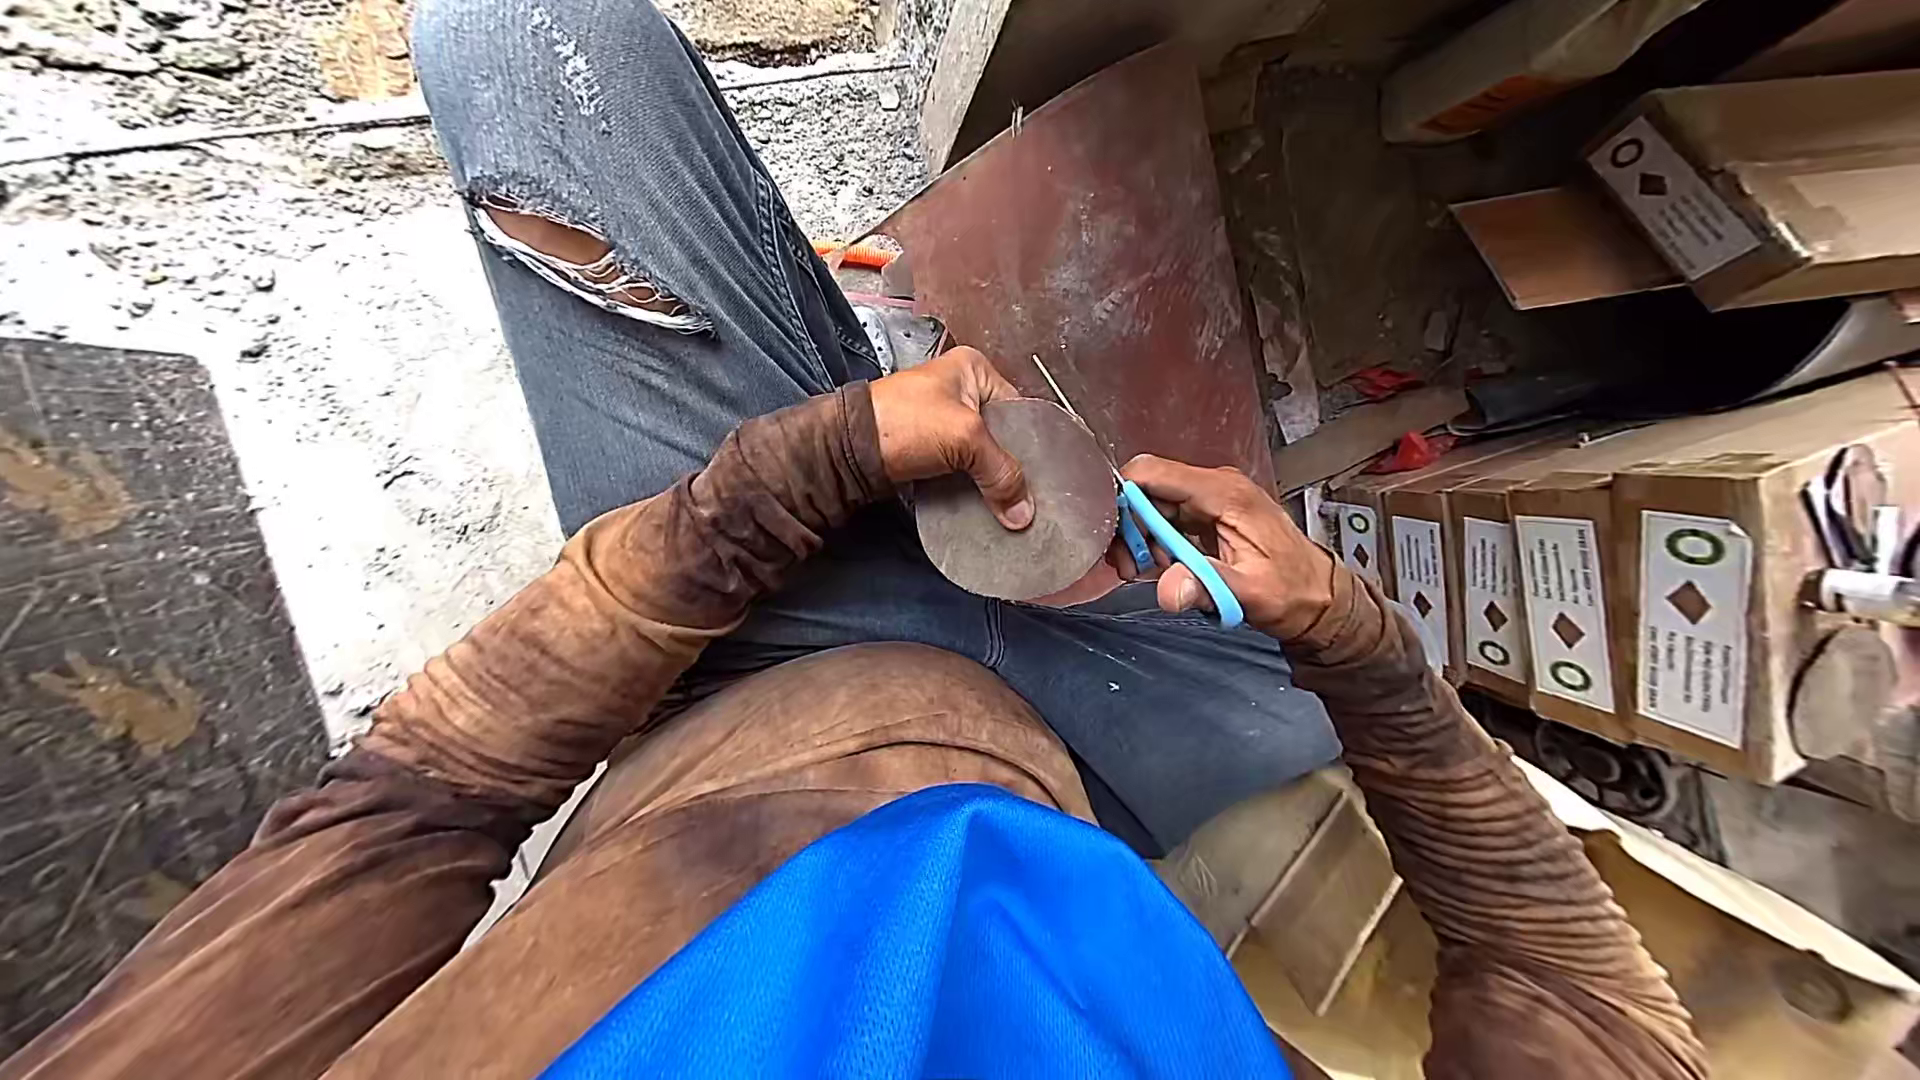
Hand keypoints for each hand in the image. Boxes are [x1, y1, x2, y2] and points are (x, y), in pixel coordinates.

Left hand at [869, 346, 1033, 529]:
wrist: (851, 449)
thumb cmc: (905, 423)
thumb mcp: (966, 439)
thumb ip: (1002, 472)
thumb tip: (1024, 513)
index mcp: (973, 370)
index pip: (1019, 409)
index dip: (1031, 444)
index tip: (1043, 477)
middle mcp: (961, 391)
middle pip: (1001, 436)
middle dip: (1011, 466)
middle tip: (1028, 495)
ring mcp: (943, 420)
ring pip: (981, 455)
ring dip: (991, 480)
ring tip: (1010, 505)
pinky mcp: (930, 448)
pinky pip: (962, 469)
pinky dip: (972, 486)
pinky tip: (984, 504)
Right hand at [1110, 455, 1333, 640]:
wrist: (1318, 598)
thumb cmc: (1294, 591)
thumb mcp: (1252, 593)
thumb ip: (1207, 586)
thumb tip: (1168, 590)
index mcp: (1224, 493)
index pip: (1151, 472)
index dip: (1123, 500)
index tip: (1118, 538)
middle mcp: (1213, 487)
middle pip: (1144, 490)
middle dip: (1128, 528)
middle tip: (1131, 567)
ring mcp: (1208, 500)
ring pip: (1148, 505)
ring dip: (1138, 539)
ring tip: (1148, 571)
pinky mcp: (1204, 515)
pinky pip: (1162, 519)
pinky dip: (1152, 544)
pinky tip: (1163, 567)